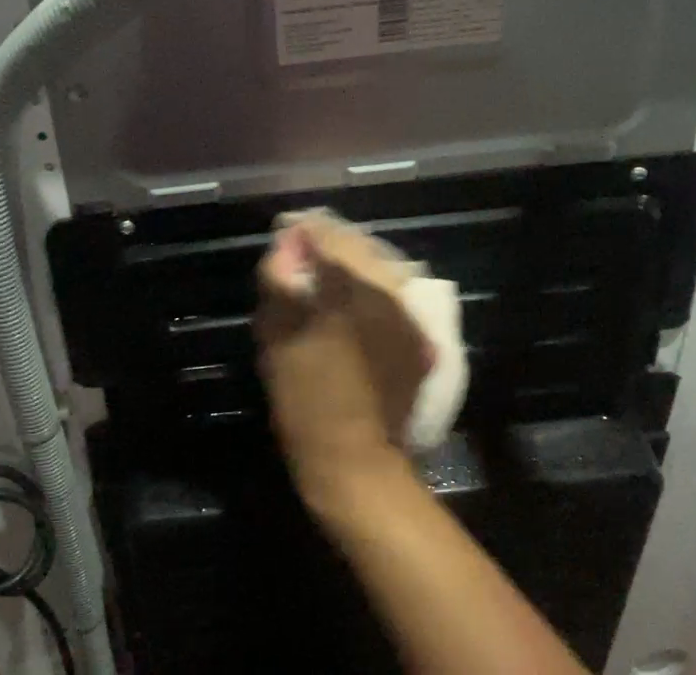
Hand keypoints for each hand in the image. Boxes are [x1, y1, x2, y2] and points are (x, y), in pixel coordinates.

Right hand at [255, 210, 431, 510]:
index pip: (328, 236)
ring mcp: (410, 317)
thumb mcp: (277, 337)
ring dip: (351, 270)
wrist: (356, 462)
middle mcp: (391, 292)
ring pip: (379, 271)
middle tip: (300, 261)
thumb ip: (280, 280)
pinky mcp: (418, 340)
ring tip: (323, 285)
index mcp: (354, 287)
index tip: (285, 237)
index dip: (303, 232)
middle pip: (359, 248)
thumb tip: (287, 244)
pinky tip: (349, 312)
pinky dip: (370, 296)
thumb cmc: (306, 400)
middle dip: (329, 248)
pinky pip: (392, 300)